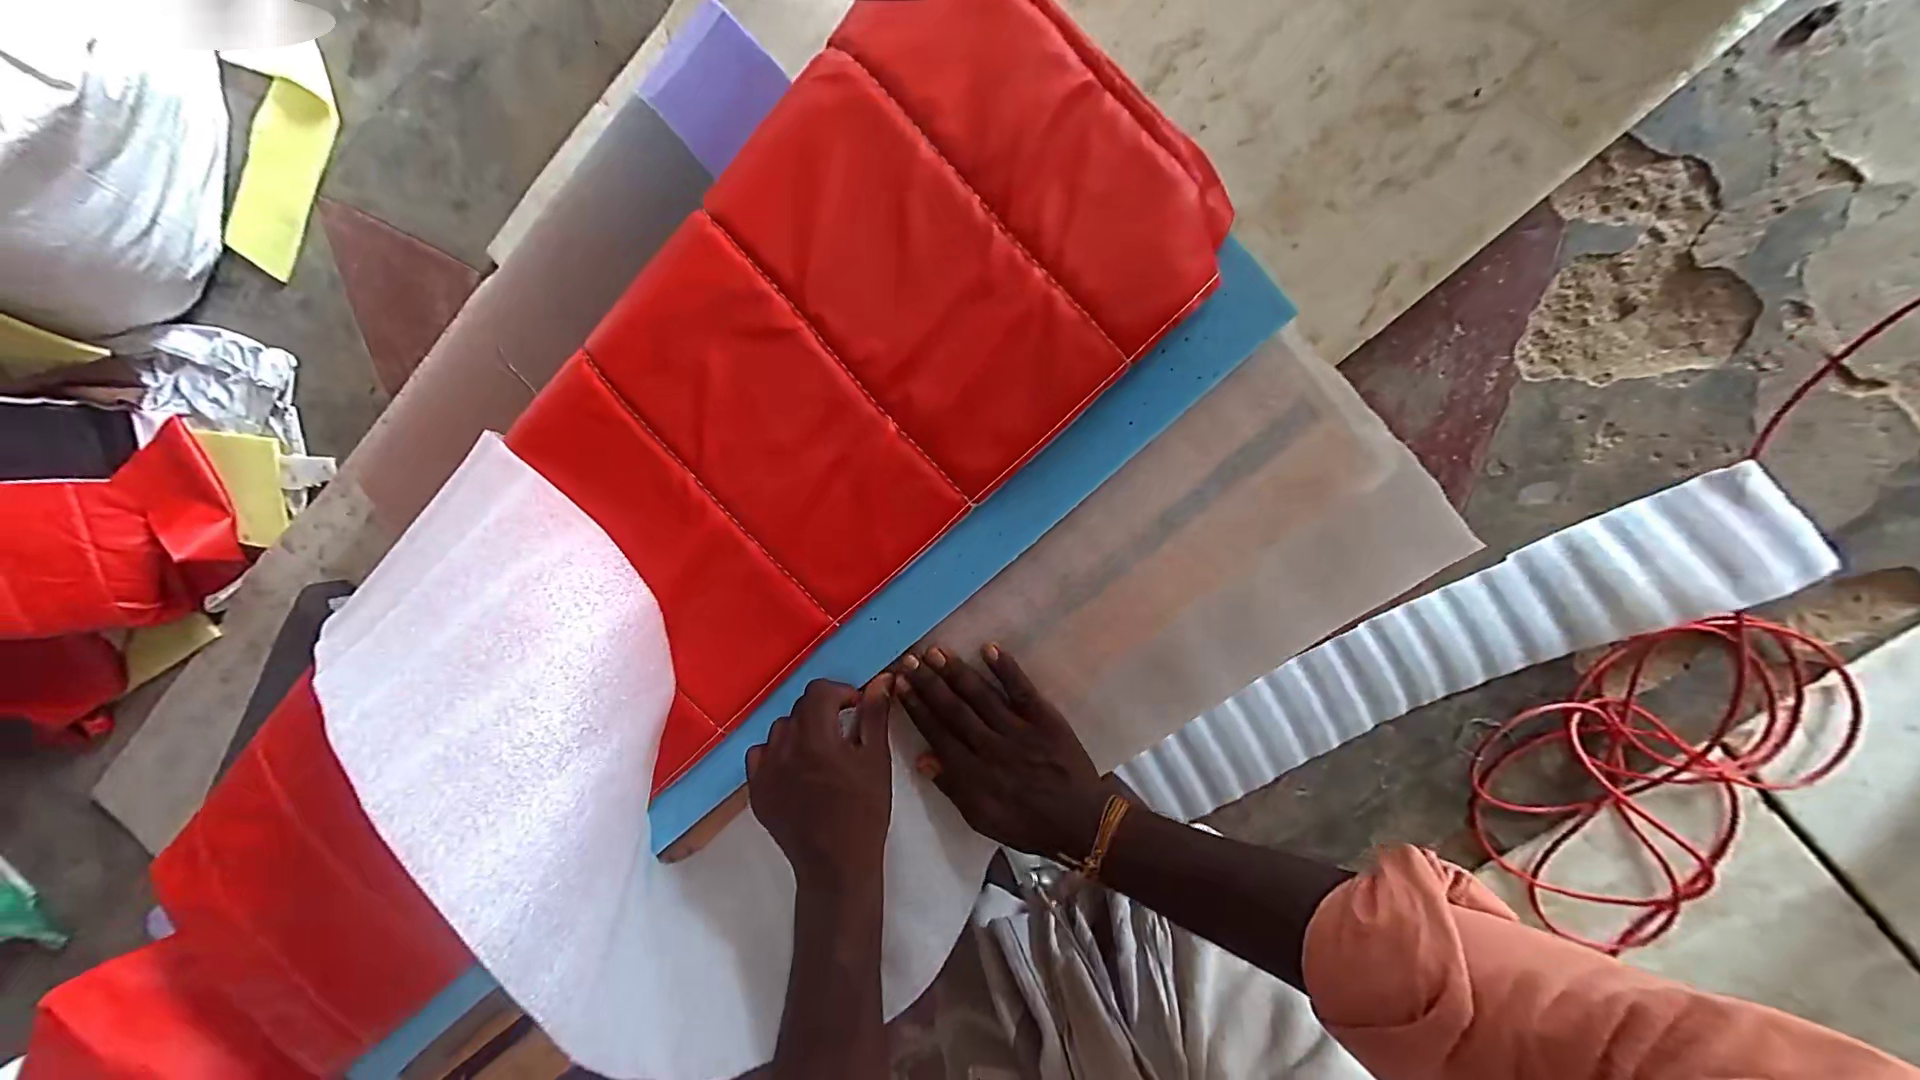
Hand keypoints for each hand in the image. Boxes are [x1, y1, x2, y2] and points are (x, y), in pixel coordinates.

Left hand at [748, 677, 892, 891]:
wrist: (837, 864)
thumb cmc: (864, 810)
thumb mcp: (876, 759)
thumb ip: (874, 715)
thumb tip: (881, 680)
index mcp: (815, 736)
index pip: (819, 691)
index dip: (840, 692)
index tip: (855, 708)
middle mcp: (784, 748)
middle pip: (800, 708)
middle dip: (823, 711)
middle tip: (843, 733)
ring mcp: (765, 770)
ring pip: (780, 730)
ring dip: (801, 731)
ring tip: (821, 753)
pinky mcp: (756, 791)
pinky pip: (761, 755)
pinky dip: (778, 754)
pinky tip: (797, 770)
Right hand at [894, 645, 1110, 859]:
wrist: (1081, 822)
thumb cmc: (1028, 823)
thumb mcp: (982, 819)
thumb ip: (952, 787)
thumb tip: (922, 758)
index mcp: (974, 774)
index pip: (938, 732)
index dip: (916, 707)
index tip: (900, 685)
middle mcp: (992, 747)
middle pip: (954, 709)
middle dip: (929, 683)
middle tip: (909, 660)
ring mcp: (1019, 730)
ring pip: (981, 696)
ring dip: (957, 672)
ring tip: (936, 651)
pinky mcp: (1044, 719)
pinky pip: (1021, 690)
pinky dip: (1005, 669)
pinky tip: (989, 649)